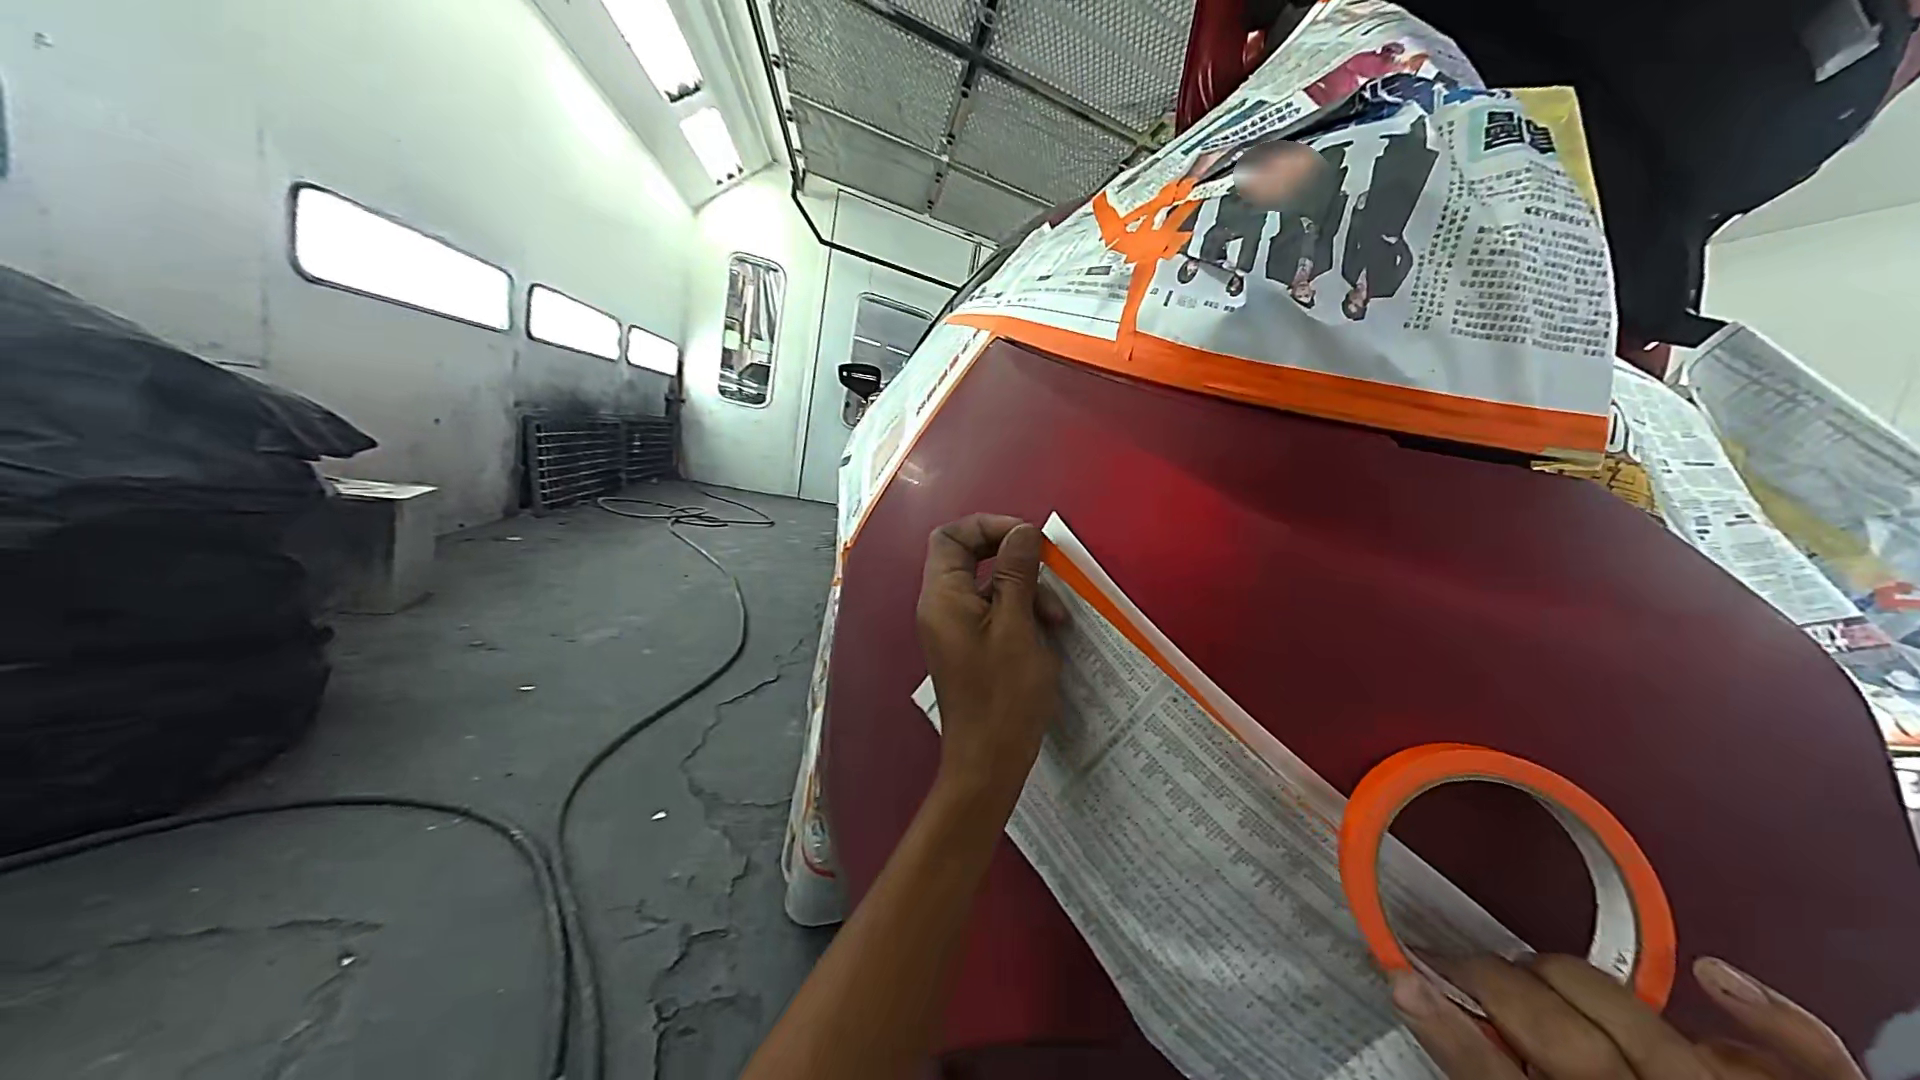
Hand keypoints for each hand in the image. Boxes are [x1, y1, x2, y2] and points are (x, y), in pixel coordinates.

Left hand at [916, 515, 1066, 804]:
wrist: (990, 759)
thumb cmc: (1004, 693)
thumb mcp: (1017, 626)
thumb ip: (1017, 573)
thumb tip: (1022, 531)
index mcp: (943, 596)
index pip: (952, 537)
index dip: (989, 527)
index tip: (1027, 538)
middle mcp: (941, 606)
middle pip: (970, 557)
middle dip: (1013, 558)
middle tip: (1047, 568)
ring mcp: (955, 627)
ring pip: (988, 586)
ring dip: (1025, 590)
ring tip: (1056, 617)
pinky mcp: (970, 645)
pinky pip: (993, 612)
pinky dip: (1021, 613)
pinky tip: (1047, 633)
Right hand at [1391, 955, 1865, 1079]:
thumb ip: (1492, 1070)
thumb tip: (1428, 1006)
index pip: (1496, 1076)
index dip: (1446, 1026)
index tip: (1401, 977)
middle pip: (1562, 1038)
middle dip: (1494, 986)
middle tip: (1460, 969)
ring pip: (1645, 1028)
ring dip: (1576, 986)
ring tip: (1537, 974)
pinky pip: (1812, 1063)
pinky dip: (1772, 1020)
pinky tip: (1714, 977)